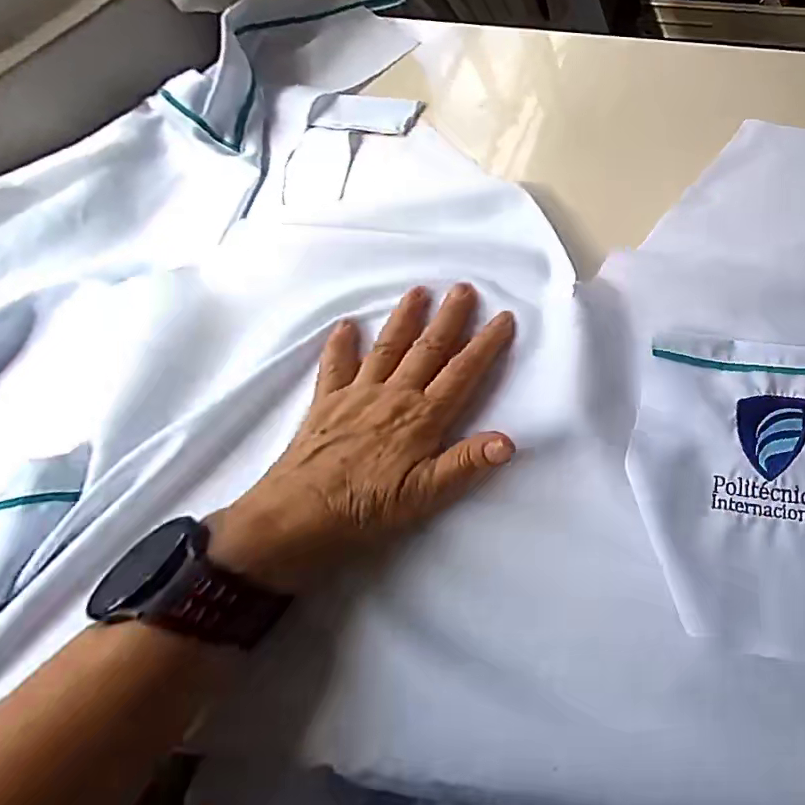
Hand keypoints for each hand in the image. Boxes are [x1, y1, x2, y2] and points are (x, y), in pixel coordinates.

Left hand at [207, 284, 515, 591]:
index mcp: (421, 417)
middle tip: (464, 288)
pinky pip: (335, 366)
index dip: (486, 345)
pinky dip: (341, 345)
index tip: (503, 317)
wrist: (297, 515)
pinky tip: (345, 326)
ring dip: (405, 318)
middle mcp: (393, 396)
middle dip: (449, 318)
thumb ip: (465, 465)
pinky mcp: (326, 403)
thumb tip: (507, 441)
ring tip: (418, 291)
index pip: (462, 373)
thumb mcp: (424, 496)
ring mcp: (357, 395)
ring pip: (388, 347)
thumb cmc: (366, 509)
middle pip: (428, 349)